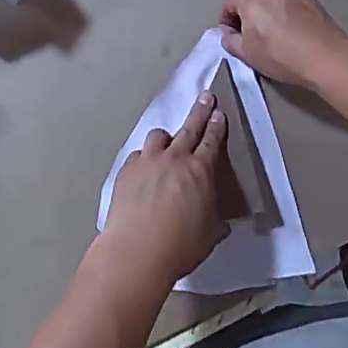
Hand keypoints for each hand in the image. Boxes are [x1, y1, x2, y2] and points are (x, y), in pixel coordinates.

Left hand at [99, 93, 229, 287]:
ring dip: (166, 138)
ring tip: (168, 141)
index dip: (217, 126)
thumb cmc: (181, 245)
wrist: (137, 250)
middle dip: (199, 111)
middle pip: (189, 127)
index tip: (219, 113)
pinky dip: (144, 158)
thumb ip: (216, 221)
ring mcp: (148, 161)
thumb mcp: (210, 234)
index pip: (212, 141)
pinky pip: (137, 156)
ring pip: (159, 137)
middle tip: (205, 97)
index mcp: (200, 171)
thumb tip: (221, 222)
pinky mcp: (126, 171)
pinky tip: (143, 168)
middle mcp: (174, 159)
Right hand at [220, 0, 347, 89]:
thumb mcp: (248, 54)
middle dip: (243, 1)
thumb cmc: (281, 56)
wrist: (325, 57)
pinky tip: (288, 21)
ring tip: (268, 20)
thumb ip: (231, 41)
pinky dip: (282, 2)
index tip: (230, 32)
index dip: (226, 15)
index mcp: (251, 0)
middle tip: (246, 23)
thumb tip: (226, 34)